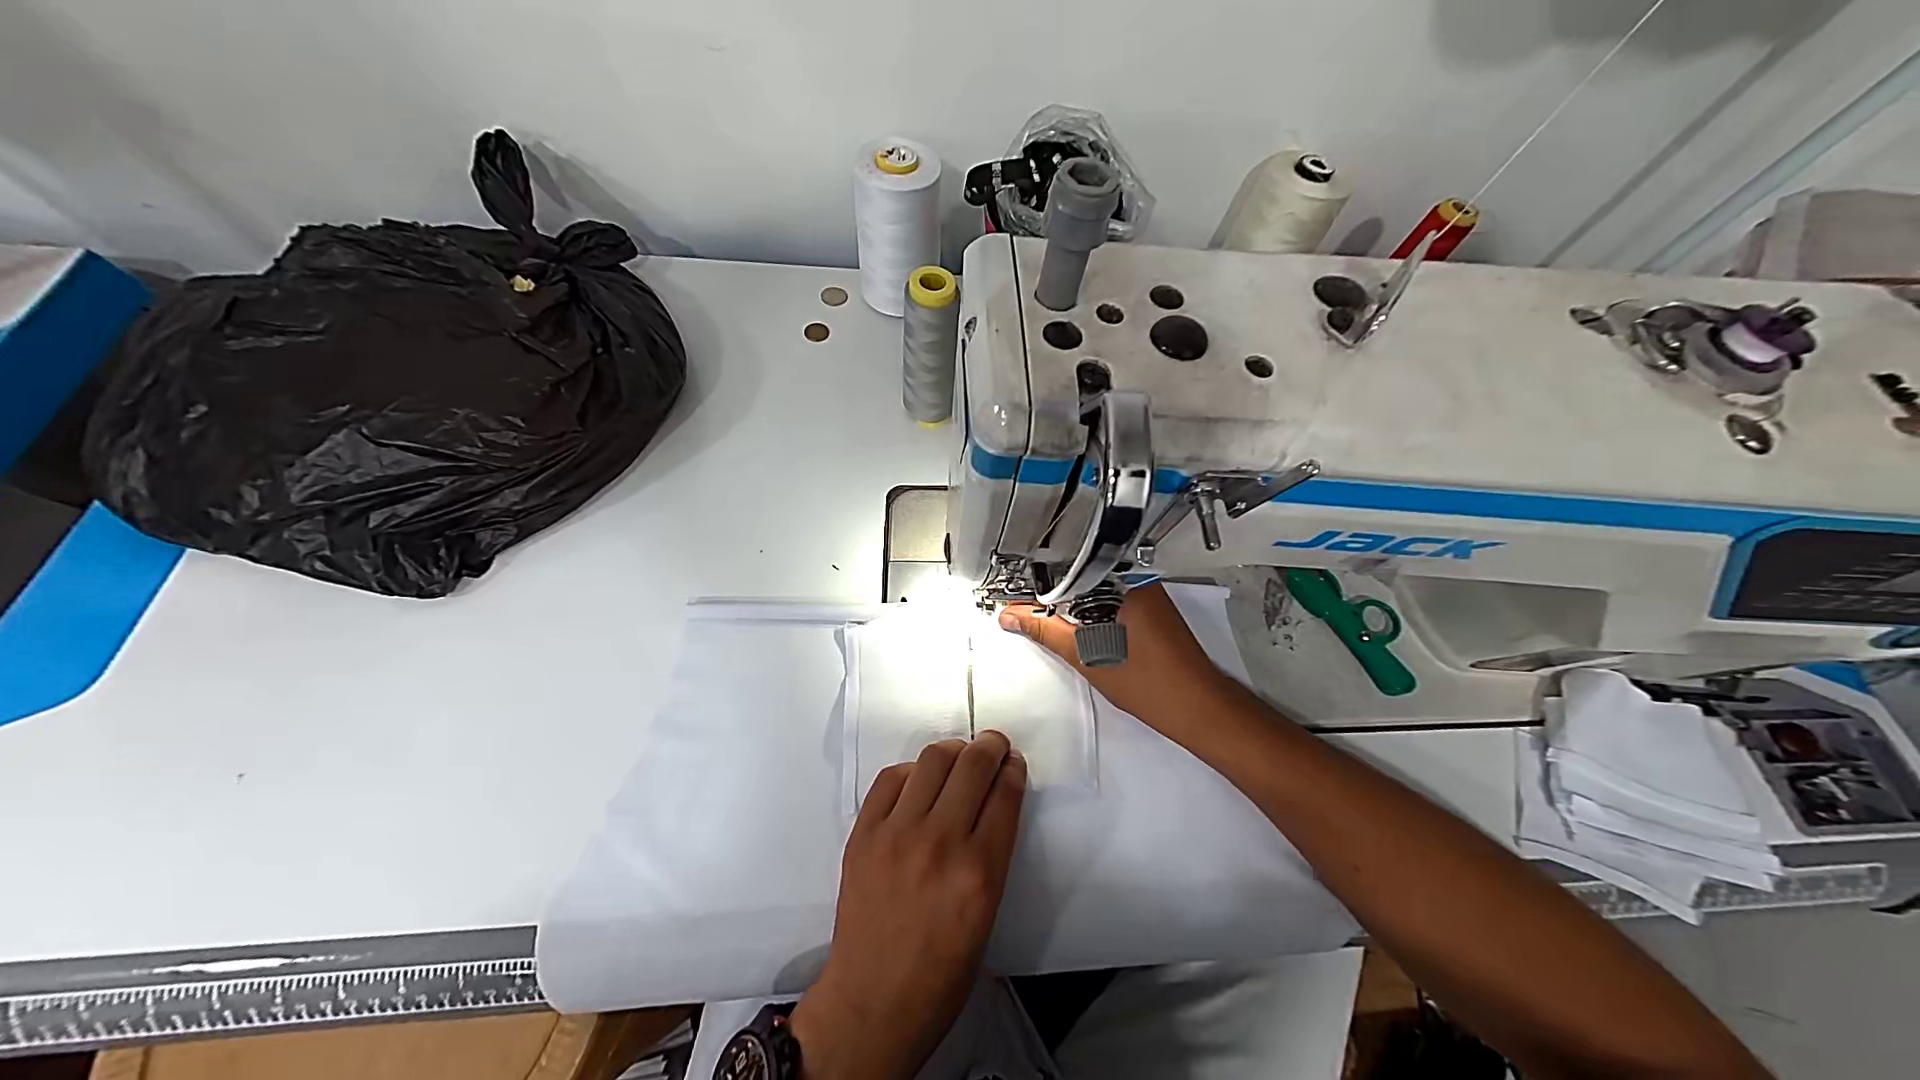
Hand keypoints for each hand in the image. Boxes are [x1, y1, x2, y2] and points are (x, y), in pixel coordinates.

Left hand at [788, 732, 1026, 1079]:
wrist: (874, 1000)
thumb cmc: (940, 972)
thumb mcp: (987, 913)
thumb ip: (992, 853)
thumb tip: (993, 804)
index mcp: (980, 871)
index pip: (1005, 794)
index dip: (1012, 769)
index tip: (1012, 762)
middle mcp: (940, 843)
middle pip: (972, 765)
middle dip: (990, 747)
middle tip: (993, 746)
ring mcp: (897, 834)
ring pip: (932, 760)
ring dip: (953, 750)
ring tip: (959, 756)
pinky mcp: (864, 834)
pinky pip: (890, 779)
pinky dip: (912, 771)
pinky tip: (919, 779)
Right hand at [997, 583, 1240, 734]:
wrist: (1197, 708)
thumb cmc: (1153, 684)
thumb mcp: (1087, 655)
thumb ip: (1045, 630)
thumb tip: (1013, 616)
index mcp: (1124, 581)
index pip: (1067, 573)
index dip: (1037, 590)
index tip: (1015, 602)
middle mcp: (1138, 580)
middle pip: (1079, 580)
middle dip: (1054, 600)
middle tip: (1029, 618)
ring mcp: (1146, 594)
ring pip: (1093, 593)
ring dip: (1073, 610)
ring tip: (1059, 631)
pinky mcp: (1150, 610)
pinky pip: (1109, 603)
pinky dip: (1092, 617)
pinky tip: (1086, 637)